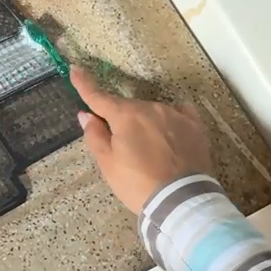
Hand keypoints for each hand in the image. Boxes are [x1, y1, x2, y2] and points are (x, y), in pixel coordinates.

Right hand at [72, 64, 211, 214]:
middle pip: (127, 109)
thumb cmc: (138, 184)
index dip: (84, 83)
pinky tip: (170, 131)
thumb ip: (95, 136)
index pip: (98, 96)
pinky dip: (169, 118)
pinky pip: (179, 112)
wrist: (182, 201)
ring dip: (144, 124)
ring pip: (151, 112)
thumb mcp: (108, 164)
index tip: (75, 69)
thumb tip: (86, 115)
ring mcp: (175, 114)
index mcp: (125, 116)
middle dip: (119, 120)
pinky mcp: (195, 126)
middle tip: (121, 148)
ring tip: (149, 152)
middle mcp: (150, 108)